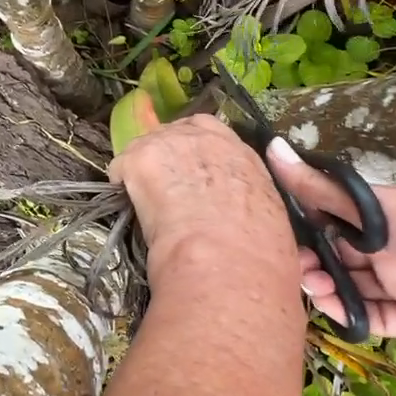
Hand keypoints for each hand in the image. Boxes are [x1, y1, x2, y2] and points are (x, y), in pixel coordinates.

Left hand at [109, 117, 294, 278]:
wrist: (225, 261)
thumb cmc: (259, 257)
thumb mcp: (274, 225)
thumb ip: (259, 210)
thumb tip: (265, 232)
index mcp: (243, 154)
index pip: (212, 134)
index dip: (195, 153)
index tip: (189, 174)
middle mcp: (206, 138)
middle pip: (174, 134)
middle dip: (166, 156)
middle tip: (164, 188)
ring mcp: (170, 142)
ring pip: (146, 148)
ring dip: (144, 171)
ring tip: (147, 204)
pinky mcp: (140, 155)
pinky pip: (122, 167)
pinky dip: (122, 186)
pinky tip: (131, 208)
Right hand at [265, 138, 395, 351]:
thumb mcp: (379, 207)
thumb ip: (321, 188)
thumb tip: (271, 146)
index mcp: (382, 215)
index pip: (330, 218)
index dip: (303, 226)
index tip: (279, 233)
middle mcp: (391, 246)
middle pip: (337, 254)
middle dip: (310, 259)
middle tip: (294, 267)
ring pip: (352, 285)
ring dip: (327, 286)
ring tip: (313, 287)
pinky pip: (376, 317)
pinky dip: (351, 315)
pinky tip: (334, 309)